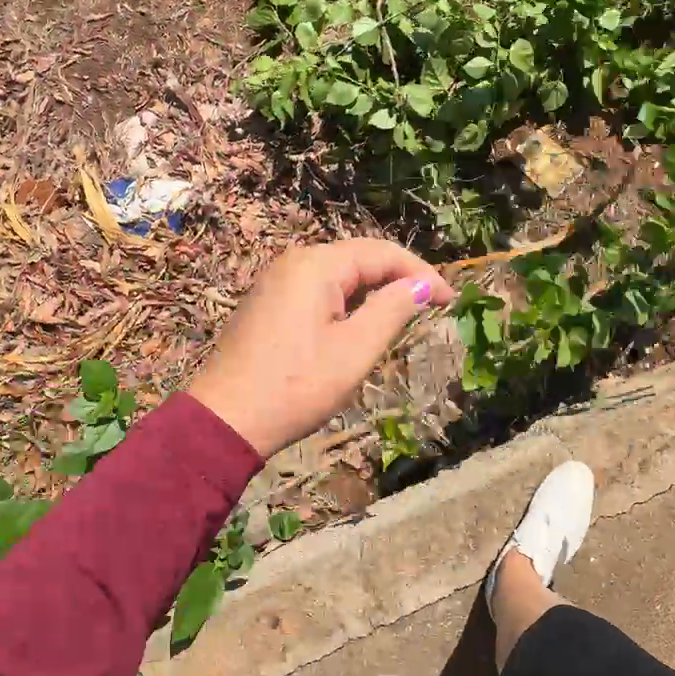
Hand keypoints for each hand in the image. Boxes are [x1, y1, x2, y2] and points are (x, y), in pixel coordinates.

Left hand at [188, 239, 455, 456]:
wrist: (223, 422)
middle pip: (361, 258)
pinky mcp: (270, 302)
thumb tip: (422, 286)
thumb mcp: (355, 350)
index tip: (450, 299)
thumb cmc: (295, 386)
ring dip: (376, 290)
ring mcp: (278, 281)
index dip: (422, 272)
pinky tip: (364, 322)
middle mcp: (295, 262)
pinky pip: (321, 288)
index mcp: (316, 265)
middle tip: (433, 305)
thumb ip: (392, 310)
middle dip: (400, 278)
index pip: (382, 253)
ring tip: (406, 314)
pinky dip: (350, 300)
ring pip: (341, 274)